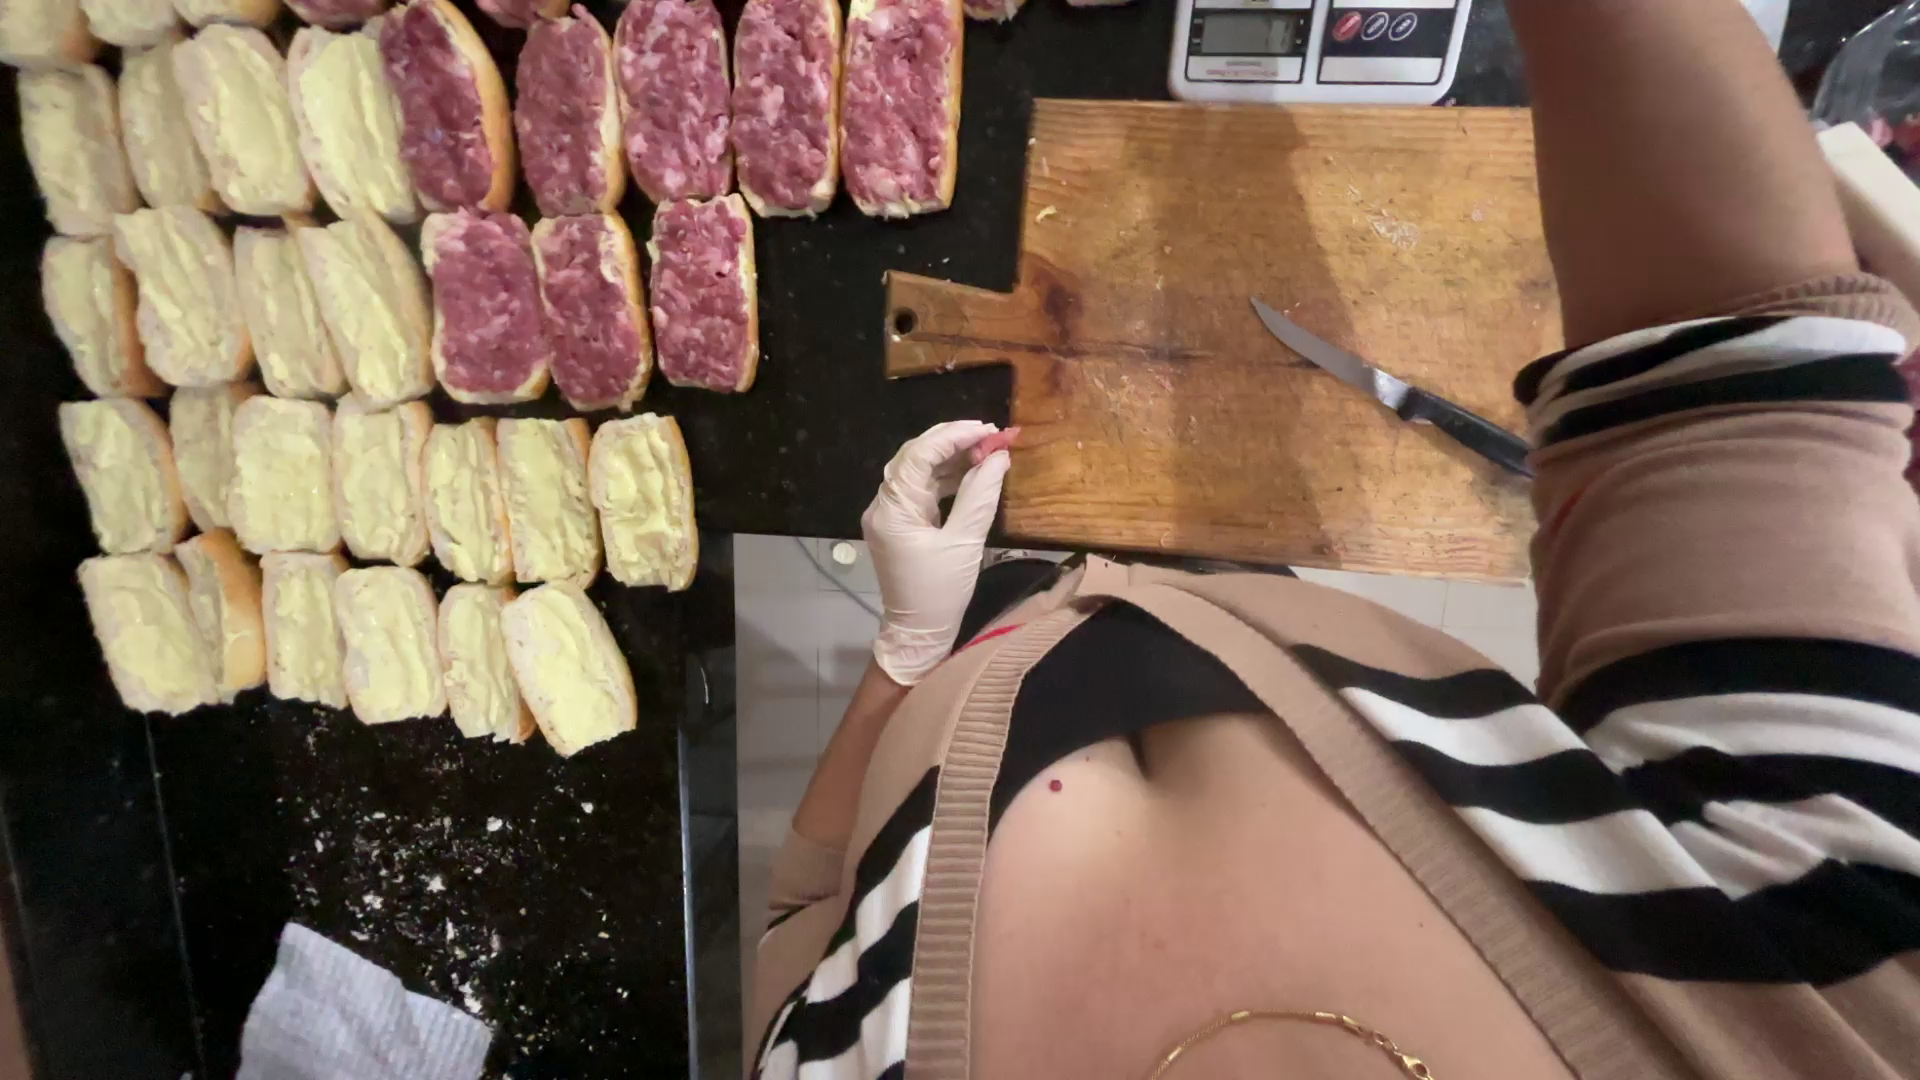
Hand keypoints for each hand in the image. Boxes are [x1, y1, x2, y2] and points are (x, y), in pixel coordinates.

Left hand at [862, 421, 1015, 685]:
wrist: (919, 632)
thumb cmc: (940, 592)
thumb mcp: (965, 543)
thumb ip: (980, 495)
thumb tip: (998, 457)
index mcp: (892, 511)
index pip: (918, 455)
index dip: (953, 436)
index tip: (988, 430)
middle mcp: (884, 506)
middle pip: (914, 456)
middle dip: (952, 441)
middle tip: (991, 435)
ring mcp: (890, 514)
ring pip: (918, 470)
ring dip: (951, 457)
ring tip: (987, 449)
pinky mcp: (901, 523)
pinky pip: (922, 488)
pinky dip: (946, 476)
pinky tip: (972, 470)